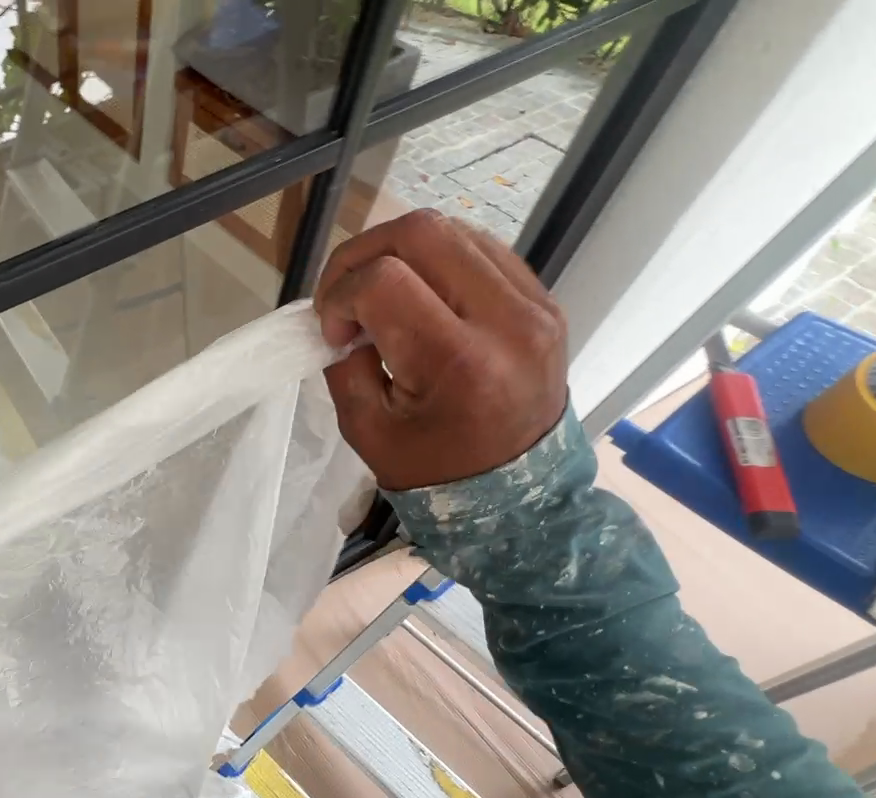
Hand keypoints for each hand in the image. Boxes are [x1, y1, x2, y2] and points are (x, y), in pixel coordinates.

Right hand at [314, 209, 568, 490]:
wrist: (515, 491)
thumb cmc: (431, 469)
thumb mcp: (366, 428)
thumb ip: (345, 363)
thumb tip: (339, 318)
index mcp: (459, 362)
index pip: (383, 282)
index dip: (340, 297)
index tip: (333, 334)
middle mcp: (506, 319)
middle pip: (420, 233)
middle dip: (361, 255)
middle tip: (341, 295)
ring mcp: (534, 303)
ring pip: (451, 230)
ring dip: (396, 252)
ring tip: (377, 294)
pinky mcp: (542, 298)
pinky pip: (479, 248)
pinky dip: (434, 260)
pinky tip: (415, 294)